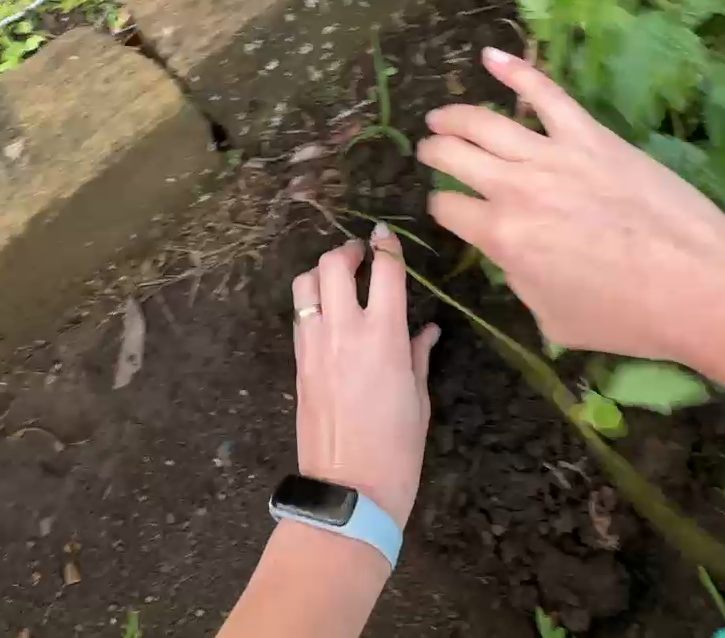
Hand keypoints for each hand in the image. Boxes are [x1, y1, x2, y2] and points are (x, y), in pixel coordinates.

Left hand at [291, 225, 441, 527]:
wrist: (349, 491)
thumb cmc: (398, 448)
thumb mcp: (419, 398)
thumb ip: (418, 355)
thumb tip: (427, 329)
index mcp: (385, 335)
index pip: (385, 270)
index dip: (387, 244)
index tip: (386, 233)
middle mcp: (345, 329)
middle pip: (334, 264)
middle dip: (348, 250)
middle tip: (360, 255)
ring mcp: (315, 344)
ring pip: (306, 284)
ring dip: (321, 272)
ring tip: (337, 279)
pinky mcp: (298, 362)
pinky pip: (299, 315)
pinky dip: (311, 302)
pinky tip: (325, 313)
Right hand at [417, 47, 724, 361]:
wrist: (699, 285)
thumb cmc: (627, 316)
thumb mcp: (552, 319)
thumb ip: (519, 279)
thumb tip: (514, 252)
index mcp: (501, 237)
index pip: (449, 209)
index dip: (442, 208)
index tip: (447, 208)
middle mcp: (514, 188)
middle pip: (454, 157)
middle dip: (434, 153)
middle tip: (430, 150)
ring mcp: (552, 155)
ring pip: (484, 122)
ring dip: (453, 117)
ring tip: (439, 116)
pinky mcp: (588, 134)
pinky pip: (544, 93)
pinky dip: (514, 71)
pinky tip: (489, 56)